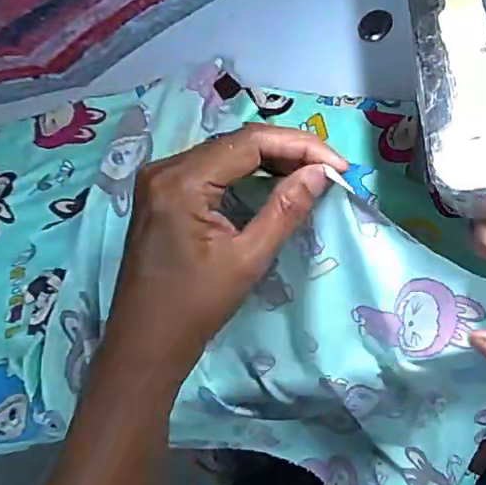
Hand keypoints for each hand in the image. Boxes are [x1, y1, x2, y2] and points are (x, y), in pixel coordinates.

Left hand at [103, 124, 346, 376]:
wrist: (146, 342)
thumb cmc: (195, 307)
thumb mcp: (248, 258)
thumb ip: (286, 209)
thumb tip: (321, 173)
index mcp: (181, 181)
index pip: (249, 142)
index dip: (300, 146)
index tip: (339, 165)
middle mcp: (165, 168)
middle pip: (238, 142)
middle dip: (289, 150)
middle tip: (331, 169)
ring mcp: (160, 178)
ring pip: (227, 152)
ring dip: (272, 158)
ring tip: (313, 173)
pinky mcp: (164, 192)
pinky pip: (214, 168)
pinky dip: (249, 171)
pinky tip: (277, 180)